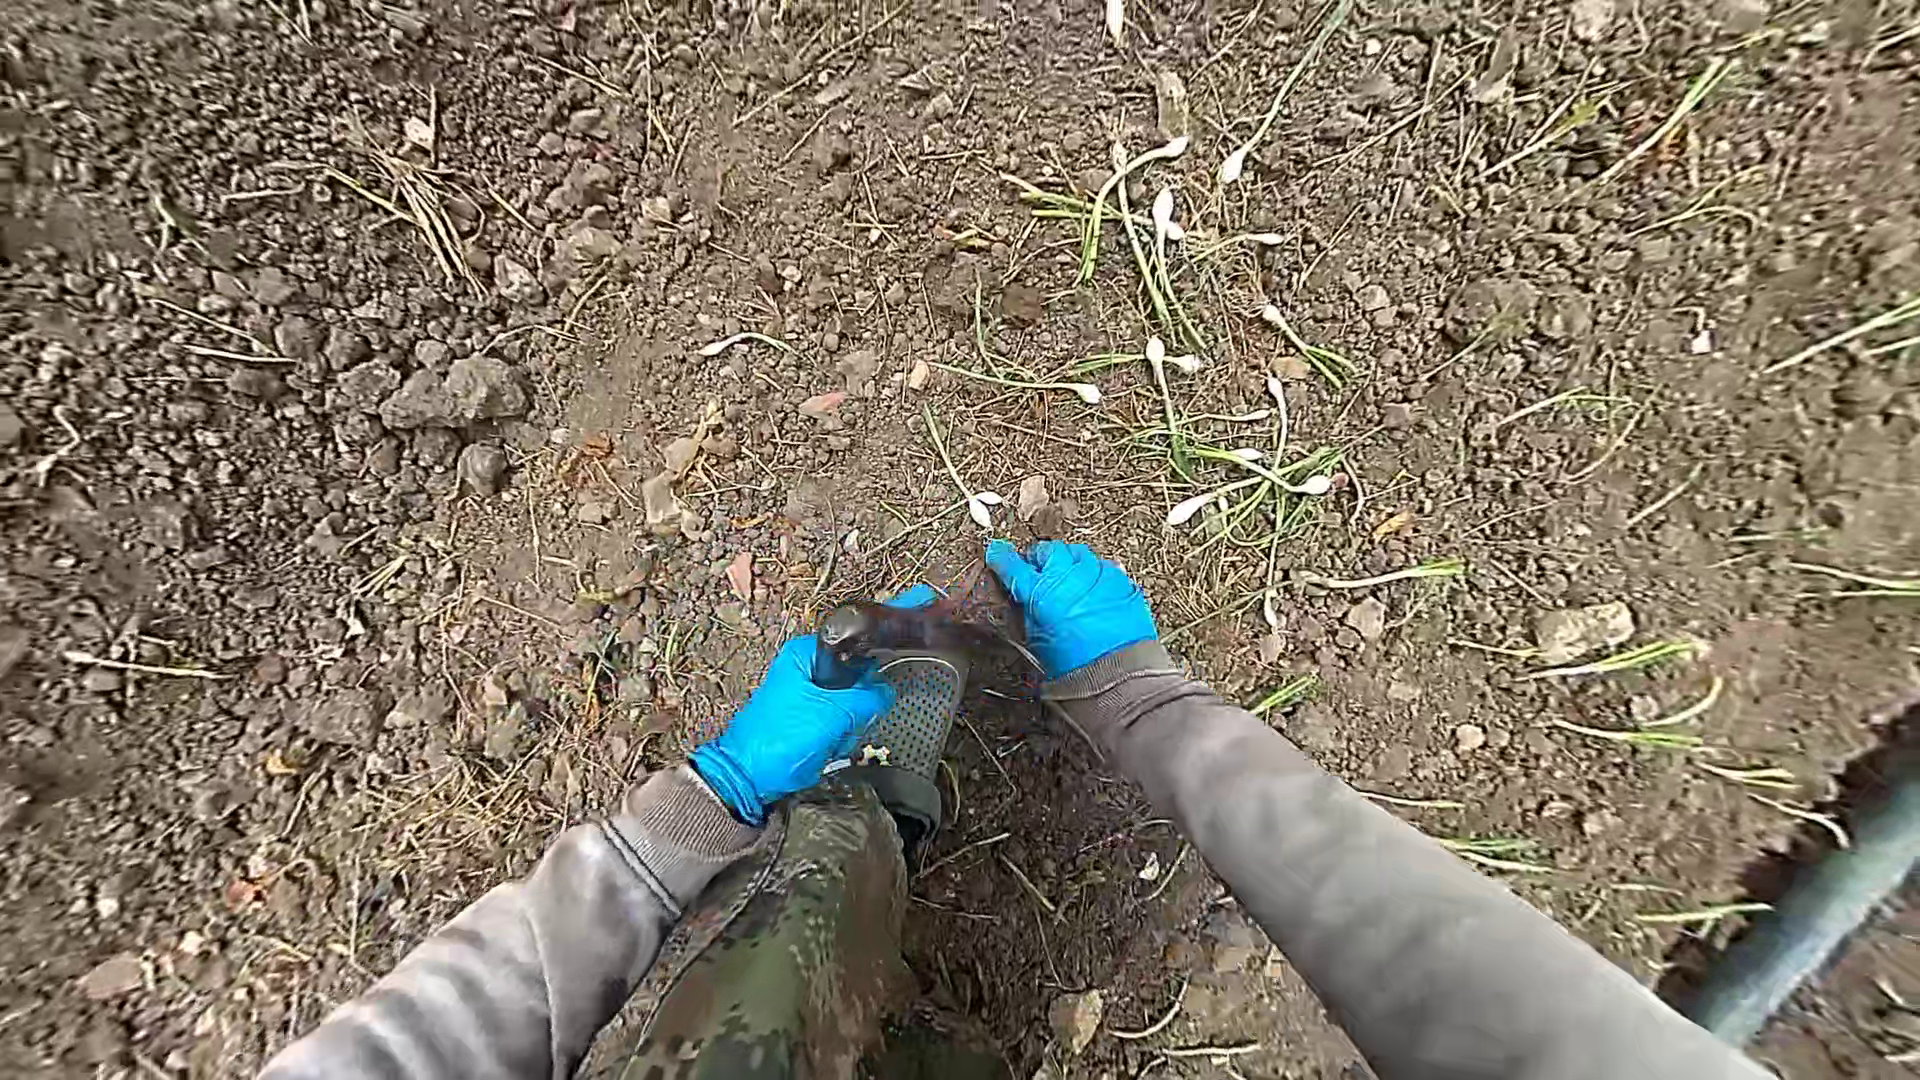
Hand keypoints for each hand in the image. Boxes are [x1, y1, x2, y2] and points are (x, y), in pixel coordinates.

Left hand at [690, 636, 895, 823]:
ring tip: (831, 739)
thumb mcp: (834, 713)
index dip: (868, 670)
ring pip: (847, 704)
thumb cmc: (778, 739)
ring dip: (846, 727)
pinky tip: (827, 748)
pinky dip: (836, 737)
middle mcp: (802, 668)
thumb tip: (887, 692)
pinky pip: (836, 722)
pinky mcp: (805, 718)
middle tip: (845, 722)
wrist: (748, 779)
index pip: (852, 649)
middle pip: (853, 680)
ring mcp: (804, 694)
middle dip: (854, 708)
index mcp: (803, 653)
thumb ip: (868, 698)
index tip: (875, 688)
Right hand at [985, 540, 1157, 678]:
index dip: (1001, 557)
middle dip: (1039, 558)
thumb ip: (1026, 612)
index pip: (1012, 565)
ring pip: (1076, 552)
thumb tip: (1022, 598)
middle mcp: (1068, 576)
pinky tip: (1092, 589)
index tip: (997, 553)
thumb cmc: (1077, 666)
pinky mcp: (1120, 580)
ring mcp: (1096, 574)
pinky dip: (1094, 574)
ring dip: (1067, 562)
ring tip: (1067, 577)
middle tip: (1037, 570)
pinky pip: (1102, 566)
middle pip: (1047, 550)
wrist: (1118, 675)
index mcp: (1040, 592)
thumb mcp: (1035, 640)